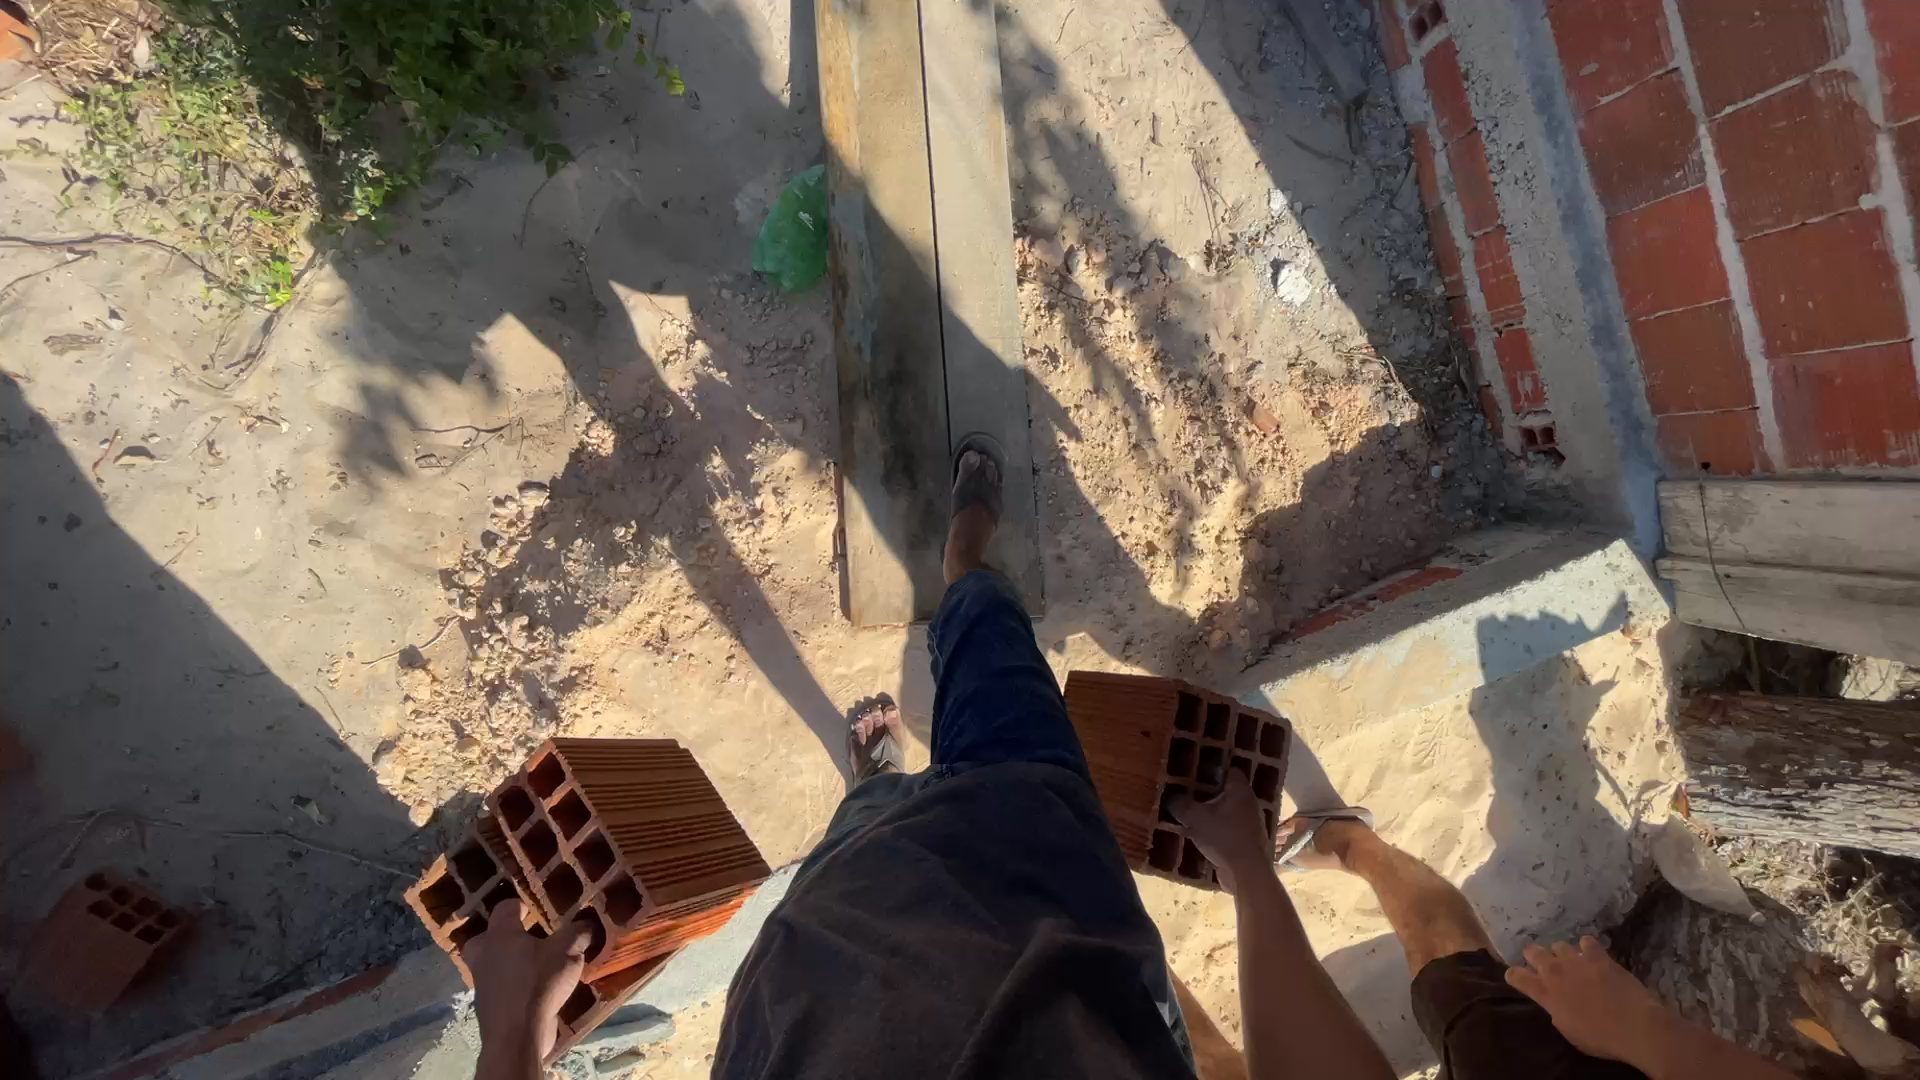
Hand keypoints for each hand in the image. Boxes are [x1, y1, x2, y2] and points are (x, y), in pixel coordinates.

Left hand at [465, 900, 594, 1070]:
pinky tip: (539, 987)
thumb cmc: (539, 982)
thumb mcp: (568, 949)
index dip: (519, 905)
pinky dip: (516, 984)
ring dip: (510, 962)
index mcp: (500, 937)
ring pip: (492, 965)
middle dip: (501, 937)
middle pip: (483, 940)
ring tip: (539, 962)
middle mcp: (485, 958)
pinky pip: (502, 988)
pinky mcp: (491, 1009)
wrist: (518, 1035)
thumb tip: (587, 925)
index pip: (504, 909)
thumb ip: (578, 932)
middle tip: (525, 936)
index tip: (533, 908)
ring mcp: (484, 986)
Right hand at [1168, 773, 1269, 892]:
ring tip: (1190, 814)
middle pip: (1226, 790)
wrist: (1247, 874)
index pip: (1228, 769)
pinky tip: (1199, 835)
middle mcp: (1248, 803)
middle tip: (1186, 791)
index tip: (1194, 772)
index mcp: (1240, 790)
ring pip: (1226, 811)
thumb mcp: (1194, 817)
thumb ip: (1180, 804)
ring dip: (1211, 812)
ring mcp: (1250, 823)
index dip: (1211, 768)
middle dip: (1207, 792)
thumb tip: (1171, 798)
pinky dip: (1216, 829)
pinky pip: (1228, 828)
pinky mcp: (1247, 841)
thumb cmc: (1223, 838)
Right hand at [1504, 937, 1675, 1063]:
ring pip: (1558, 945)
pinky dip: (1589, 948)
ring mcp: (1575, 960)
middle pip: (1530, 950)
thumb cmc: (1603, 1038)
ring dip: (1563, 954)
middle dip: (1535, 957)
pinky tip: (1595, 957)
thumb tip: (1553, 1003)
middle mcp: (1552, 970)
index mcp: (1543, 991)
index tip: (1523, 981)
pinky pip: (1587, 941)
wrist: (1638, 1028)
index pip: (1514, 975)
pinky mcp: (1597, 956)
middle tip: (1548, 969)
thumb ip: (1555, 1012)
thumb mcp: (1570, 1032)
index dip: (1516, 976)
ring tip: (1575, 964)